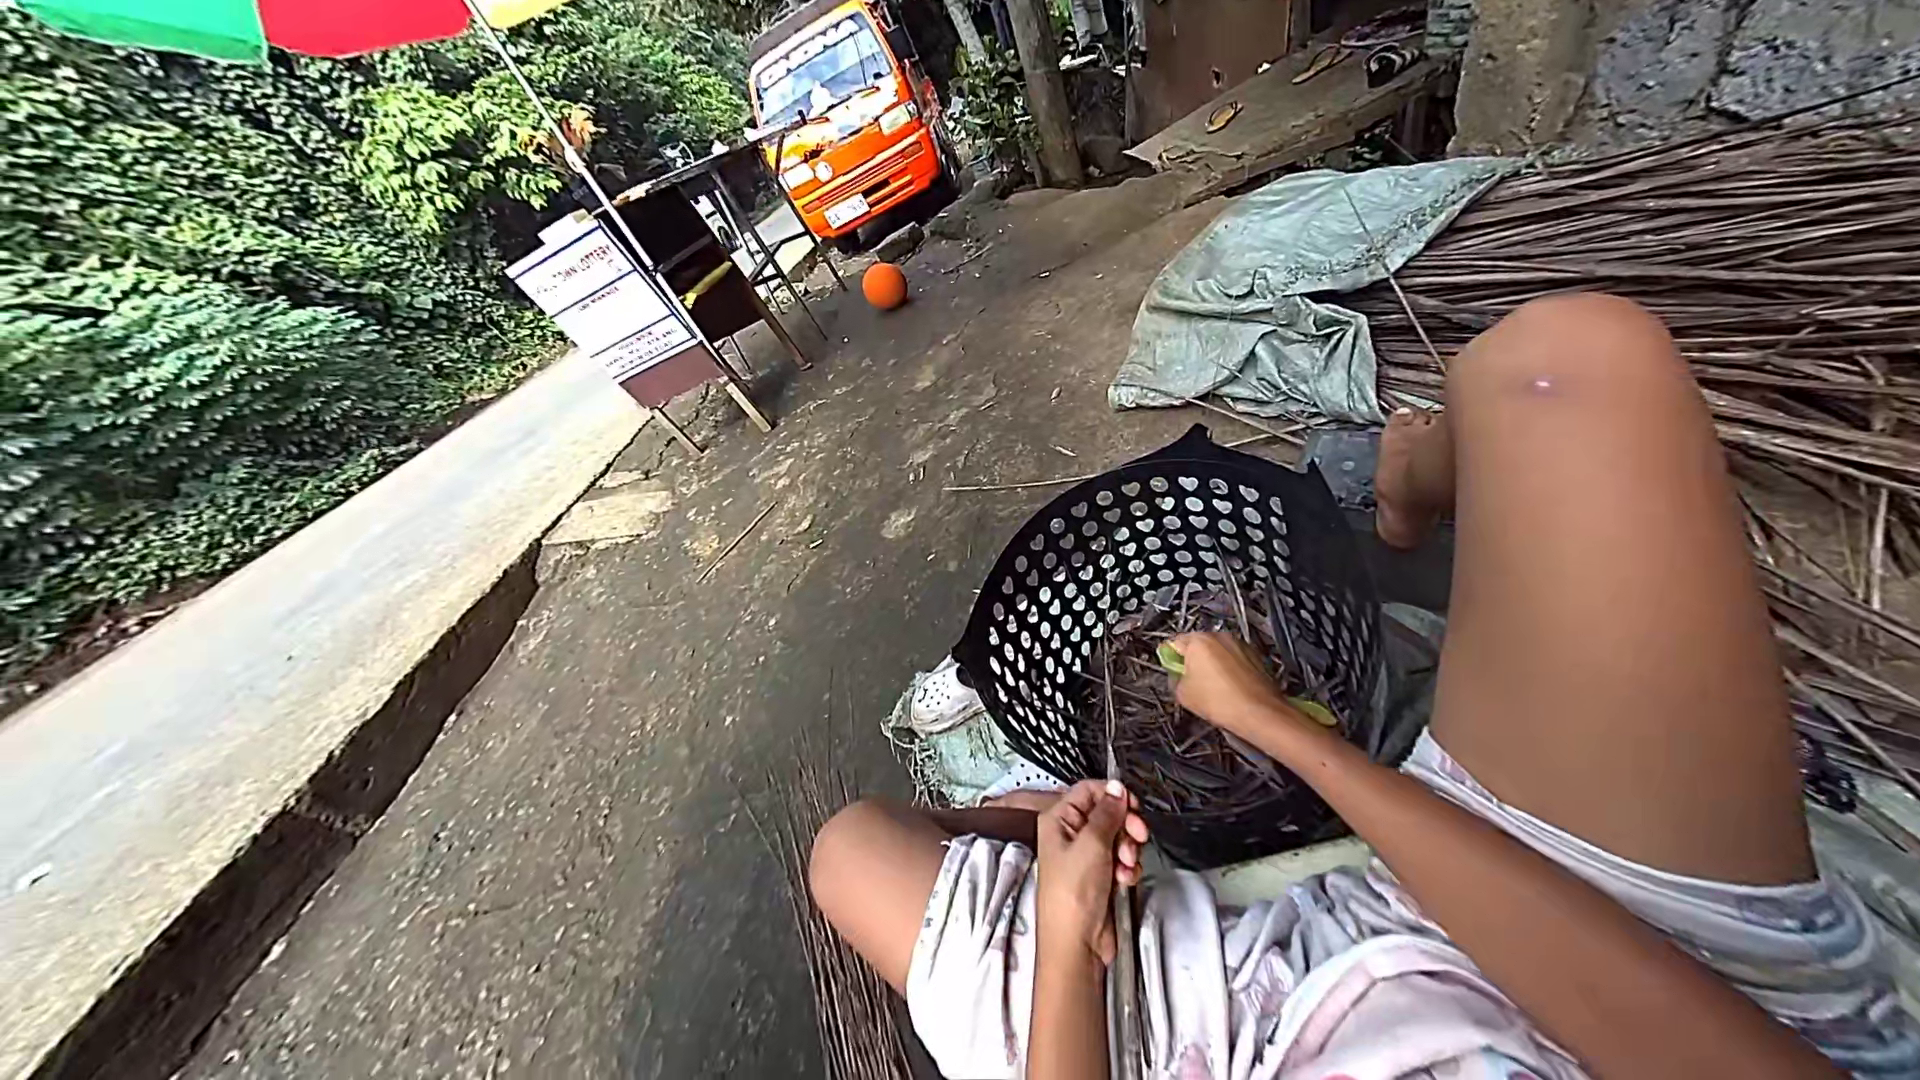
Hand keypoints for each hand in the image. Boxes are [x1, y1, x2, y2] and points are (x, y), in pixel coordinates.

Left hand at [1034, 780, 1148, 965]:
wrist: (1076, 943)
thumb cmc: (1071, 896)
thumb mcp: (1092, 844)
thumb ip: (1107, 813)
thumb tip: (1116, 788)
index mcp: (1059, 819)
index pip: (1089, 791)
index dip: (1112, 794)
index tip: (1132, 804)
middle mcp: (1070, 835)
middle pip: (1107, 813)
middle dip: (1125, 824)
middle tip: (1137, 835)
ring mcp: (1086, 856)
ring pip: (1117, 836)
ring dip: (1128, 848)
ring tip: (1125, 864)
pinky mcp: (1100, 875)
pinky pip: (1121, 859)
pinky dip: (1127, 867)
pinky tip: (1124, 878)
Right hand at [1165, 631, 1295, 736]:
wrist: (1259, 714)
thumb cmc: (1225, 703)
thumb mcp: (1183, 694)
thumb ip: (1174, 678)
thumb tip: (1177, 676)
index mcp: (1198, 641)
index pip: (1173, 643)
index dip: (1169, 658)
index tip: (1171, 668)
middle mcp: (1219, 637)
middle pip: (1195, 645)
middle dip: (1192, 661)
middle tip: (1191, 681)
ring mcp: (1238, 645)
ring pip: (1215, 651)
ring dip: (1211, 664)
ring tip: (1212, 688)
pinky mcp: (1253, 655)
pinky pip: (1232, 658)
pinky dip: (1228, 668)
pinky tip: (1228, 688)